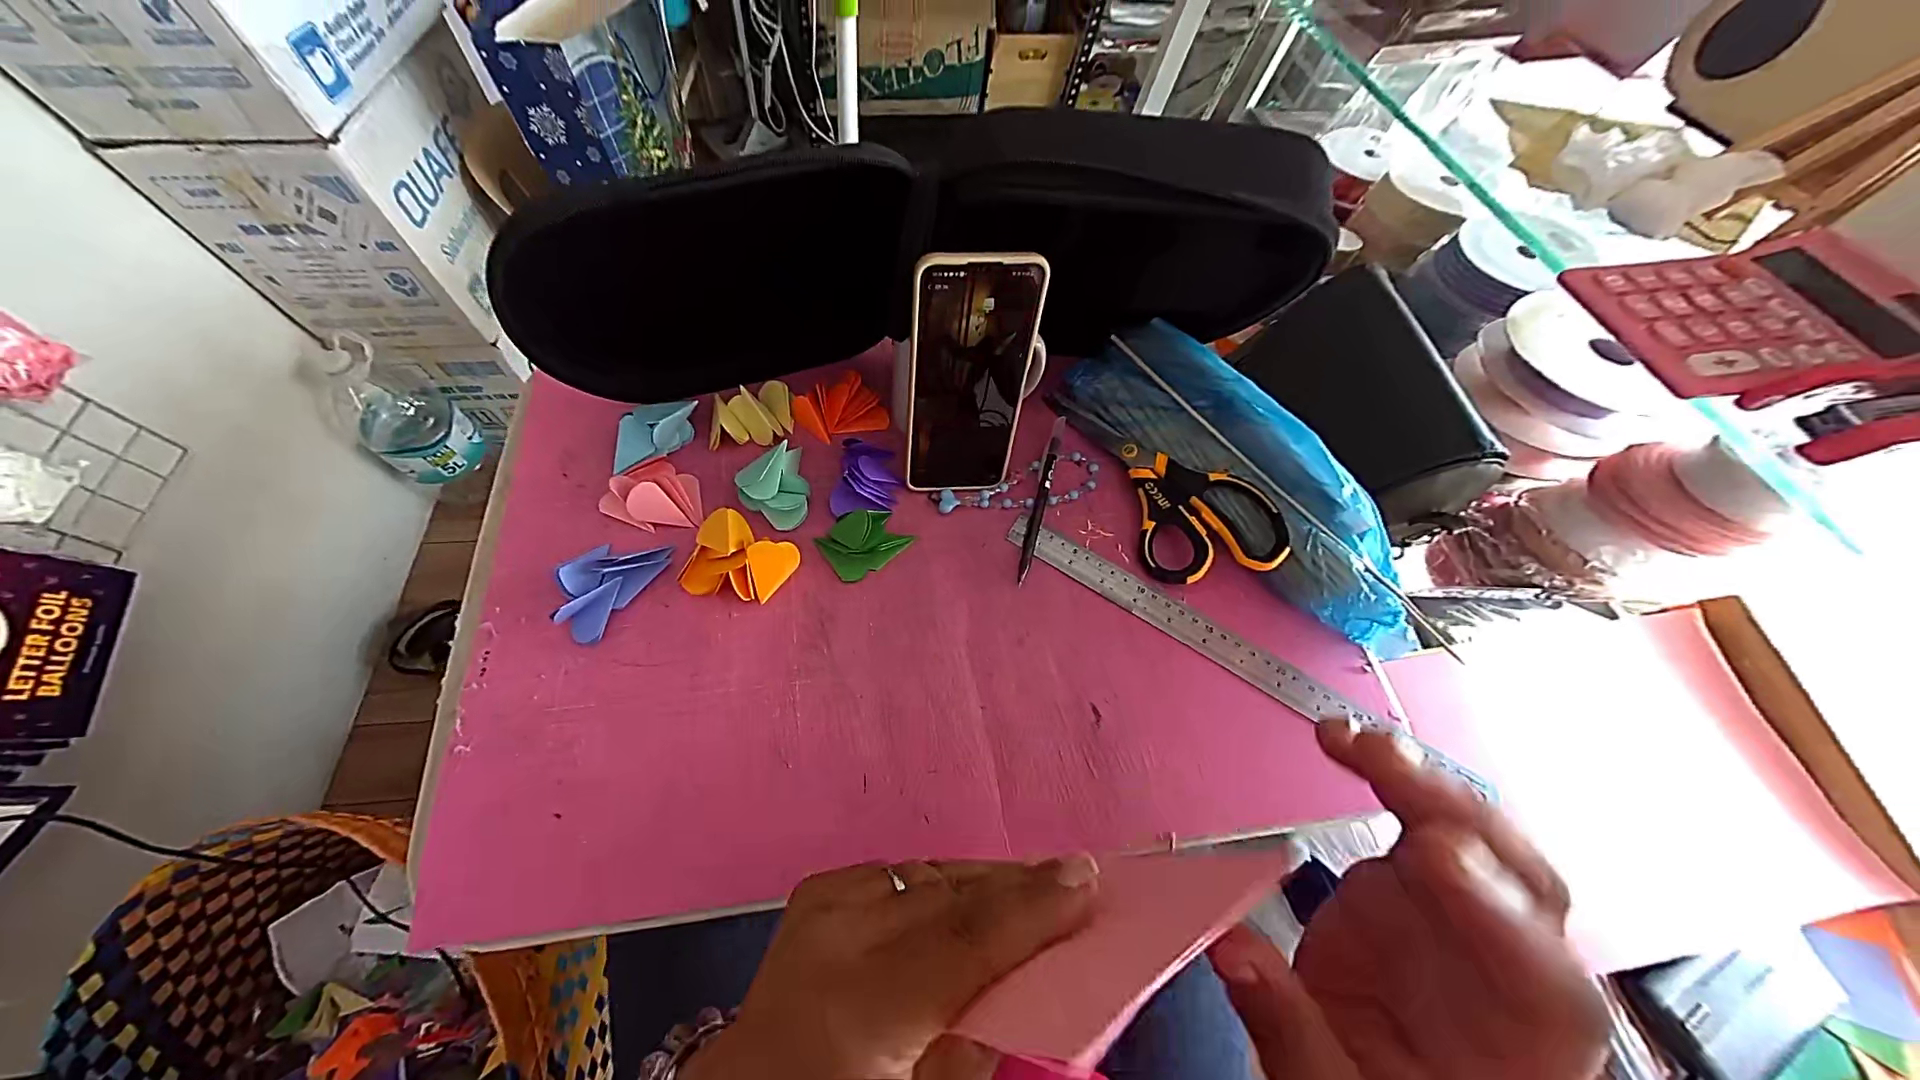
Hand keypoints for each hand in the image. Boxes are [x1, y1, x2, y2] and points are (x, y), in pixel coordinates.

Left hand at [684, 856, 1100, 1079]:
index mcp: (860, 1005)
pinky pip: (899, 871)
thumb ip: (974, 1049)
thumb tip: (1027, 978)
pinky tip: (964, 891)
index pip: (967, 938)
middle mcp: (837, 937)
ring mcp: (821, 907)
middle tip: (1073, 875)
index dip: (1033, 906)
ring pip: (928, 872)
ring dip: (983, 879)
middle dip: (1019, 884)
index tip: (1085, 876)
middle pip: (952, 895)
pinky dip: (938, 879)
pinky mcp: (816, 893)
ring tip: (1030, 883)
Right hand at [1207, 720, 1608, 1079]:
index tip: (1431, 854)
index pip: (1532, 971)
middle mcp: (1508, 958)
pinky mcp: (1419, 878)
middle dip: (1448, 809)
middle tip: (1381, 763)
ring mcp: (1465, 909)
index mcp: (1521, 1035)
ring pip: (1468, 827)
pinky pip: (1417, 812)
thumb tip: (1233, 951)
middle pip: (1514, 874)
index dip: (1487, 907)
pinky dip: (1381, 772)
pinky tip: (1343, 745)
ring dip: (1412, 775)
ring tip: (1350, 739)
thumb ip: (1291, 1028)